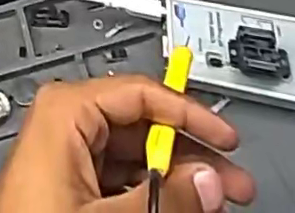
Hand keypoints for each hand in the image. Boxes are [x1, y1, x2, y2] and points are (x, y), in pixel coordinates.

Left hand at [0, 76, 256, 212]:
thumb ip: (162, 196)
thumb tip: (207, 177)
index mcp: (66, 108)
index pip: (141, 92)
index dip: (188, 113)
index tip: (223, 138)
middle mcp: (65, 119)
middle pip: (142, 123)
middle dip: (188, 152)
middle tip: (229, 177)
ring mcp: (65, 150)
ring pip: (135, 153)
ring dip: (174, 175)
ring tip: (212, 197)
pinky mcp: (66, 180)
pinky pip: (118, 176)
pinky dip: (150, 191)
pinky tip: (175, 205)